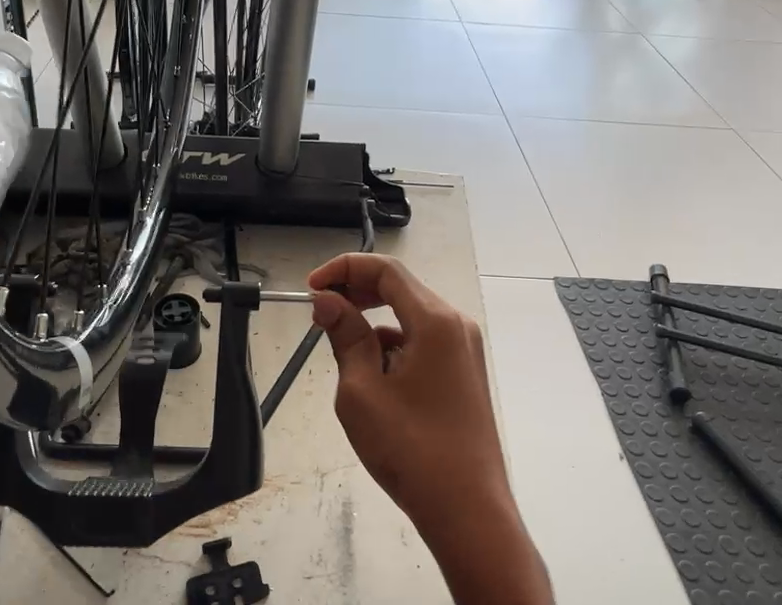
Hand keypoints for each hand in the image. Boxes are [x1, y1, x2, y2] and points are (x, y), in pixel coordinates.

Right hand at [308, 254, 551, 603]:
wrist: (469, 512)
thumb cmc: (411, 450)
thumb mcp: (362, 392)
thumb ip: (345, 337)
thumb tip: (329, 301)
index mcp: (435, 321)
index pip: (386, 271)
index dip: (344, 269)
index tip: (312, 287)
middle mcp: (456, 325)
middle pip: (400, 288)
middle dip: (357, 293)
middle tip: (321, 313)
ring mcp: (465, 350)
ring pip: (409, 317)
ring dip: (373, 323)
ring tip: (344, 357)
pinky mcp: (464, 373)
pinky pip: (422, 341)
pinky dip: (393, 346)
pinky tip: (374, 380)